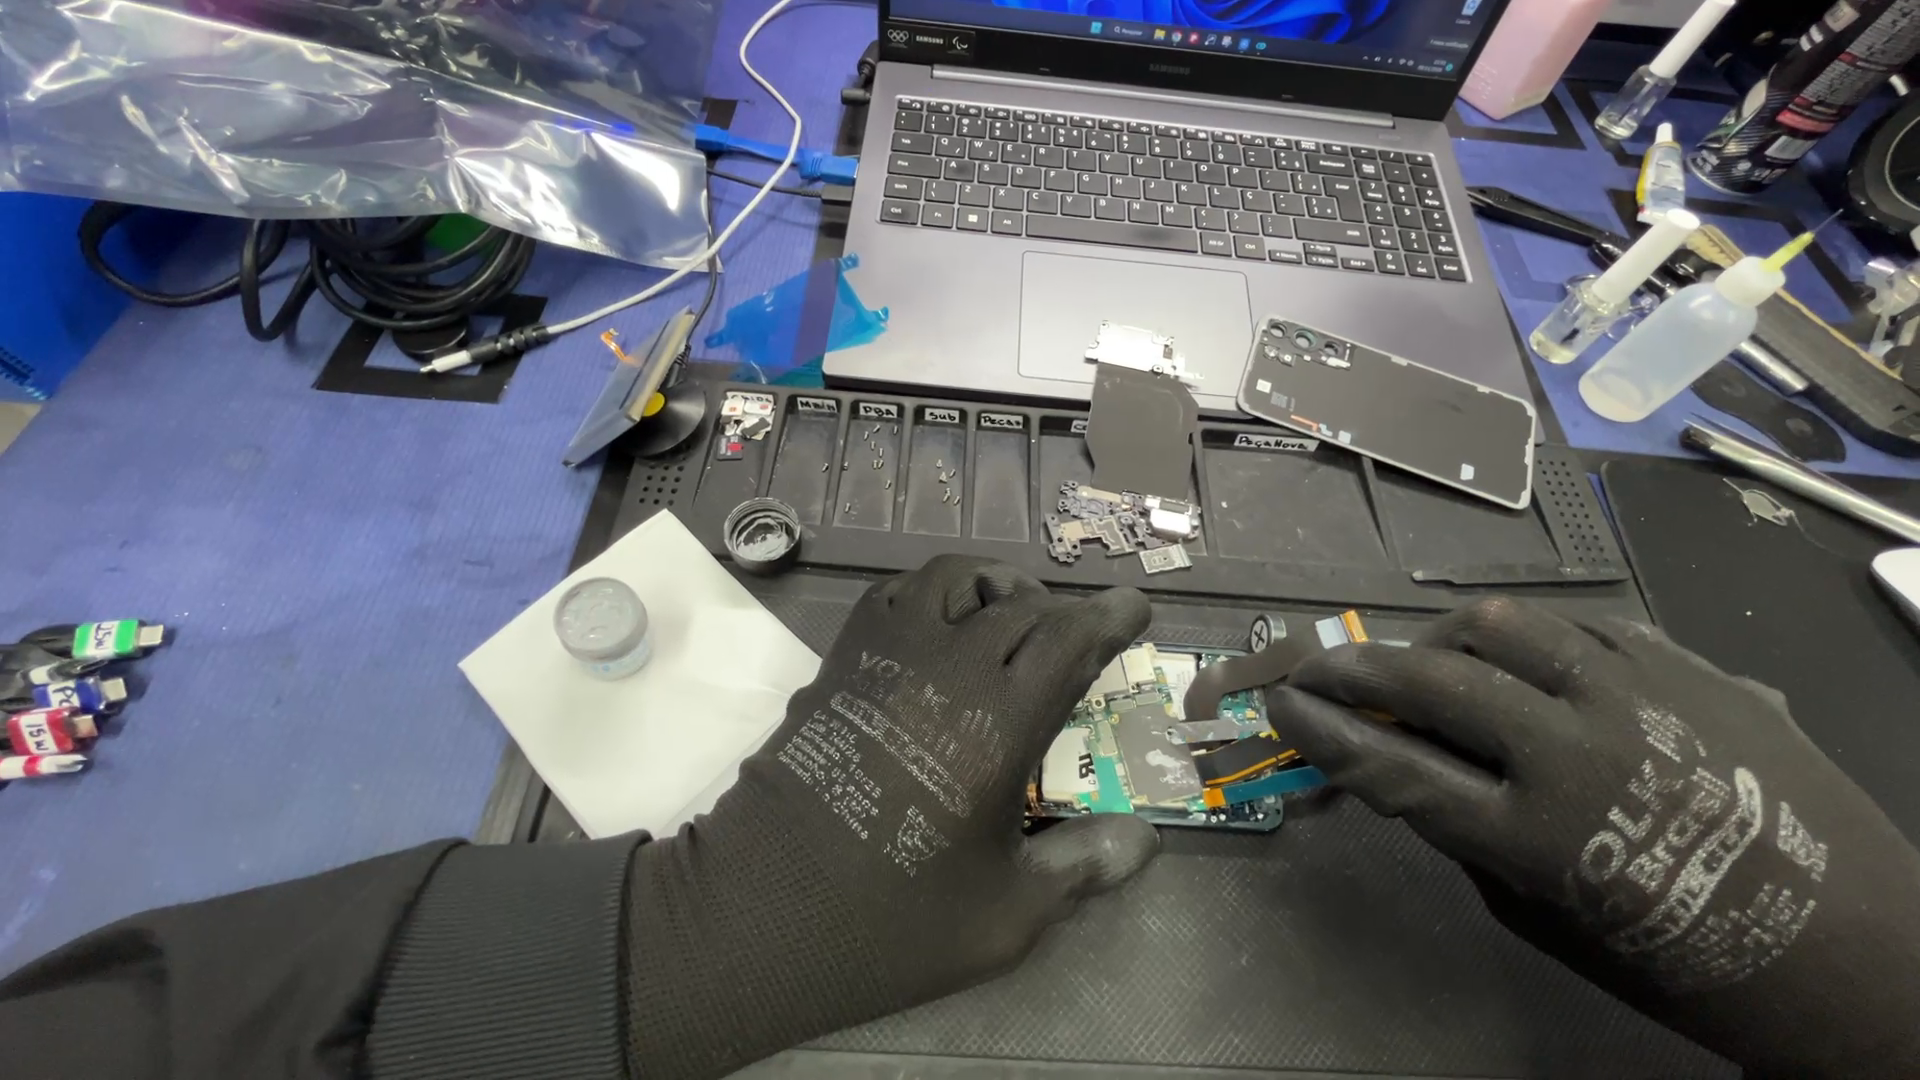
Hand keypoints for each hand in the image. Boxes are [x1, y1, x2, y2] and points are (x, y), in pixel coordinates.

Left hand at [625, 557, 1156, 1079]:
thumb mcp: (1003, 916)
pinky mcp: (840, 660)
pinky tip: (936, 628)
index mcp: (996, 724)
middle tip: (1078, 634)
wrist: (761, 910)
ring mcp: (884, 655)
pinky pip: (891, 595)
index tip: (1133, 606)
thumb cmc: (889, 920)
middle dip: (1061, 610)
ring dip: (992, 585)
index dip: (1108, 616)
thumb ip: (1080, 868)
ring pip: (949, 577)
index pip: (1068, 639)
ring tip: (1007, 617)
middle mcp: (945, 668)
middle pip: (1018, 605)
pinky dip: (930, 592)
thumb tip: (1145, 840)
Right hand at [1266, 598, 1919, 1076]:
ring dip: (1438, 639)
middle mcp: (1583, 752)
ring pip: (1502, 626)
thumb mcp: (1541, 912)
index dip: (1320, 729)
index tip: (1280, 707)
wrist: (1877, 965)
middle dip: (1349, 671)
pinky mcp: (1695, 670)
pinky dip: (1526, 637)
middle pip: (1428, 682)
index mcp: (1541, 837)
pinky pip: (1580, 624)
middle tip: (1313, 670)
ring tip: (1425, 657)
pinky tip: (1519, 657)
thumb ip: (1461, 828)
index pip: (1390, 764)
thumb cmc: (1680, 959)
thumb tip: (1399, 759)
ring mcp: (1645, 698)